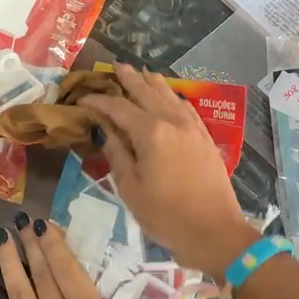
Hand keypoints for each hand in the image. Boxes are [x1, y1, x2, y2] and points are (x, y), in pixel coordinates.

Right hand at [76, 65, 262, 279]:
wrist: (216, 232)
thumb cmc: (167, 216)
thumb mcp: (131, 189)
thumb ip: (118, 155)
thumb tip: (106, 131)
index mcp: (150, 133)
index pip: (118, 108)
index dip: (98, 101)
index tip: (83, 99)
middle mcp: (172, 121)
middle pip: (146, 92)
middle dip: (128, 79)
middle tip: (114, 67)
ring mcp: (192, 127)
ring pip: (168, 95)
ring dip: (151, 82)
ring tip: (140, 73)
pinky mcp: (205, 137)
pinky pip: (185, 107)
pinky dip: (172, 97)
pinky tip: (168, 96)